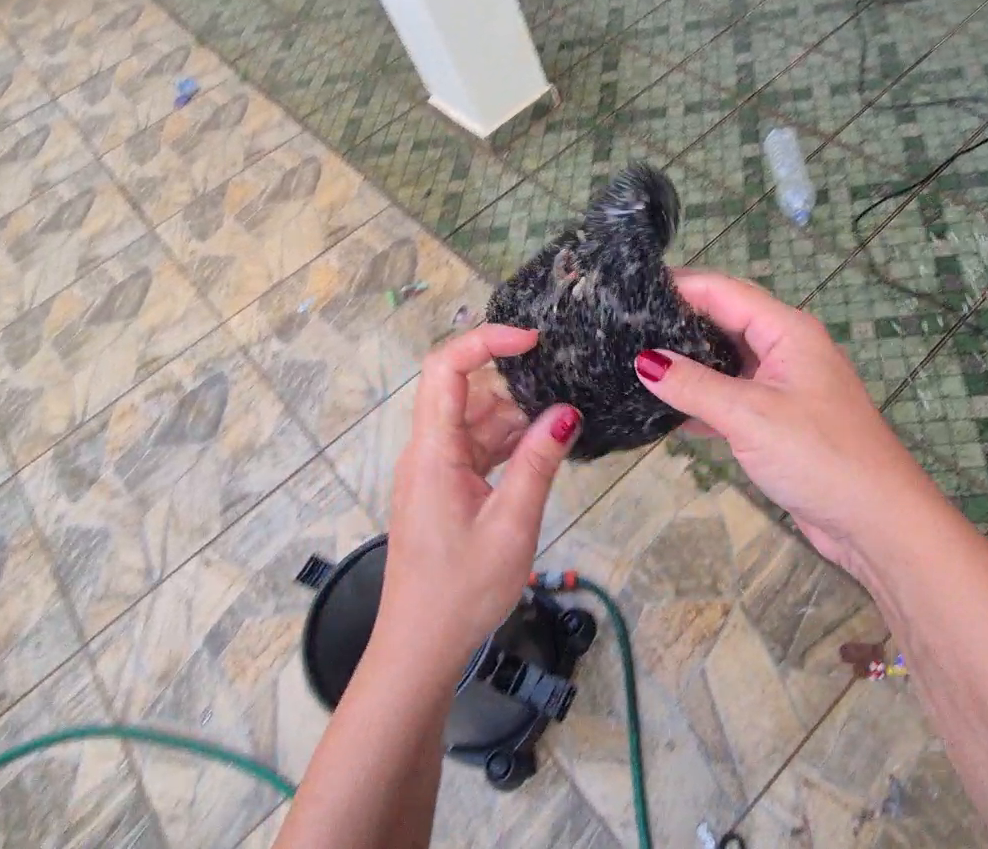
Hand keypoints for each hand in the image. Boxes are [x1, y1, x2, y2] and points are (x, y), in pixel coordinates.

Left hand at [379, 325, 580, 667]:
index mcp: (433, 453)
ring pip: (476, 421)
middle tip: (566, 389)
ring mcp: (436, 471)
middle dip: (514, 385)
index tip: (533, 340)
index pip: (445, 370)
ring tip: (565, 423)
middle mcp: (428, 452)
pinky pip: (479, 449)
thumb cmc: (462, 590)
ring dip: (517, 418)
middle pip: (465, 392)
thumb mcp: (511, 525)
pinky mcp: (446, 489)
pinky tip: (545, 451)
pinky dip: (511, 444)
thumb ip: (538, 463)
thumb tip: (567, 413)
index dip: (485, 341)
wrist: (420, 647)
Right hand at [634, 270, 942, 573]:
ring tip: (632, 364)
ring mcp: (783, 386)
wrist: (876, 519)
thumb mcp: (750, 415)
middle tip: (621, 328)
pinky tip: (664, 412)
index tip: (628, 290)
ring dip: (687, 365)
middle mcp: (786, 349)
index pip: (723, 292)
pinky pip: (732, 398)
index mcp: (787, 331)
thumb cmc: (819, 455)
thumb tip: (643, 360)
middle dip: (678, 323)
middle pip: (724, 321)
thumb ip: (694, 385)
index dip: (679, 286)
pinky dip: (702, 402)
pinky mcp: (778, 420)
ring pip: (726, 362)